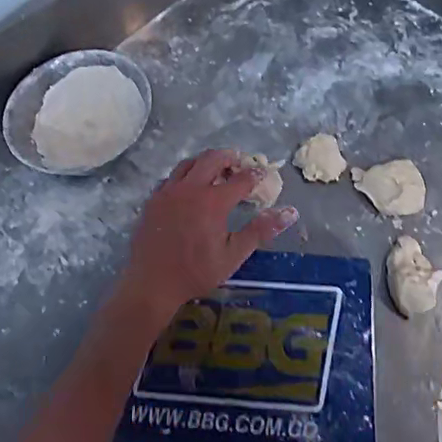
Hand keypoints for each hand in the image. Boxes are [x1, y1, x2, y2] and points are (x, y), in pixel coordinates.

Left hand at [118, 148, 296, 318]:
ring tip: (216, 173)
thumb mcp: (234, 254)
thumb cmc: (196, 272)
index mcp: (213, 202)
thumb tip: (290, 213)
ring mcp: (168, 191)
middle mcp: (190, 189)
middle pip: (213, 158)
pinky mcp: (153, 199)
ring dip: (206, 163)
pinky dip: (186, 176)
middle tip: (240, 166)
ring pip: (189, 163)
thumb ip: (261, 230)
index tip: (264, 175)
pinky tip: (190, 189)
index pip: (241, 178)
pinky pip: (172, 177)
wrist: (151, 283)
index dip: (256, 175)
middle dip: (230, 158)